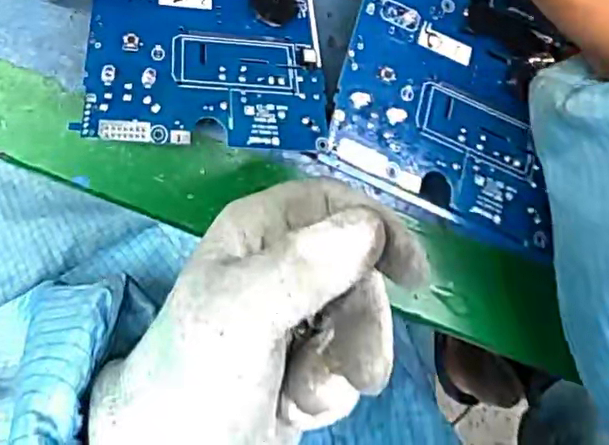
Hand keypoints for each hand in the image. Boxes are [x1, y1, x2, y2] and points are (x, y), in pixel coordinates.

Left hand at [88, 180, 427, 444]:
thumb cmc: (197, 371)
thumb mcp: (245, 310)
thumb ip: (303, 267)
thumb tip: (369, 226)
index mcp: (259, 229)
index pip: (331, 202)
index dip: (375, 226)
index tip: (411, 271)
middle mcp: (278, 262)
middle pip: (356, 267)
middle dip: (361, 321)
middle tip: (357, 367)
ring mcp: (291, 313)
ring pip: (358, 320)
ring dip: (342, 365)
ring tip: (301, 394)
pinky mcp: (301, 361)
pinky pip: (345, 363)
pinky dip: (328, 391)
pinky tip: (292, 406)